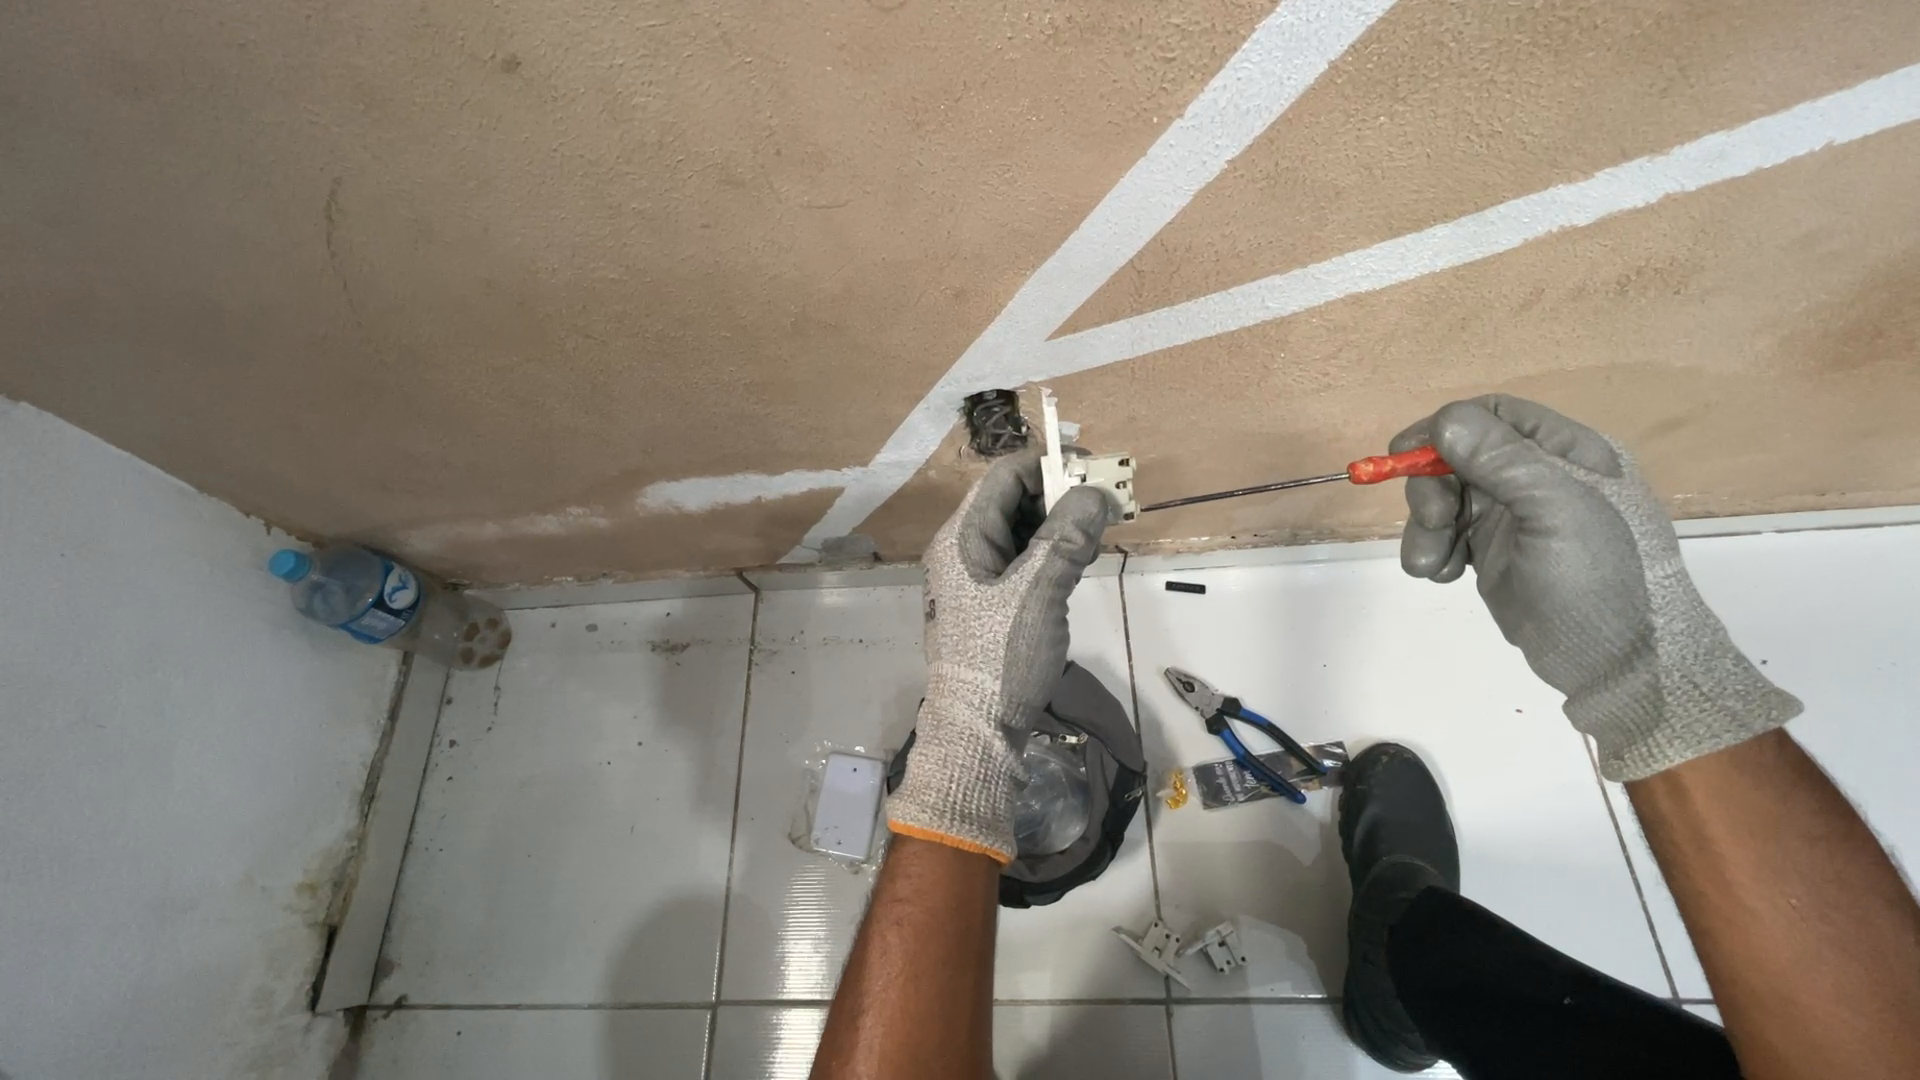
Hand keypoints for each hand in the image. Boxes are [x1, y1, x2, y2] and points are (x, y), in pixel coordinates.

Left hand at [886, 449, 1108, 861]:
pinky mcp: (991, 602)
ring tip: (1100, 531)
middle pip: (1013, 500)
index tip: (1094, 471)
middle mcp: (963, 549)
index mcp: (962, 538)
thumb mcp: (1038, 593)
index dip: (1048, 466)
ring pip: (1021, 531)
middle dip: (1060, 496)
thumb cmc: (1001, 657)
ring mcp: (976, 577)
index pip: (1004, 476)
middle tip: (1106, 503)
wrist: (977, 729)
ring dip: (1060, 525)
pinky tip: (1081, 561)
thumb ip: (1067, 539)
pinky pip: (1023, 561)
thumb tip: (1097, 492)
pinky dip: (1052, 554)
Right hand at [1392, 394, 1799, 779]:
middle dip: (1432, 490)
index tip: (1403, 454)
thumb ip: (1502, 461)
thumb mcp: (1555, 510)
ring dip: (1425, 529)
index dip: (1444, 428)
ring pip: (1442, 499)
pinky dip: (1433, 552)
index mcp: (1567, 454)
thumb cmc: (1598, 578)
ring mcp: (1512, 515)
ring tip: (1435, 565)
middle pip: (1455, 458)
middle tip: (1433, 523)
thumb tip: (1444, 419)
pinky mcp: (1491, 551)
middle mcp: (1536, 477)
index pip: (1493, 416)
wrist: (1614, 662)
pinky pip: (1443, 536)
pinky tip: (1446, 575)